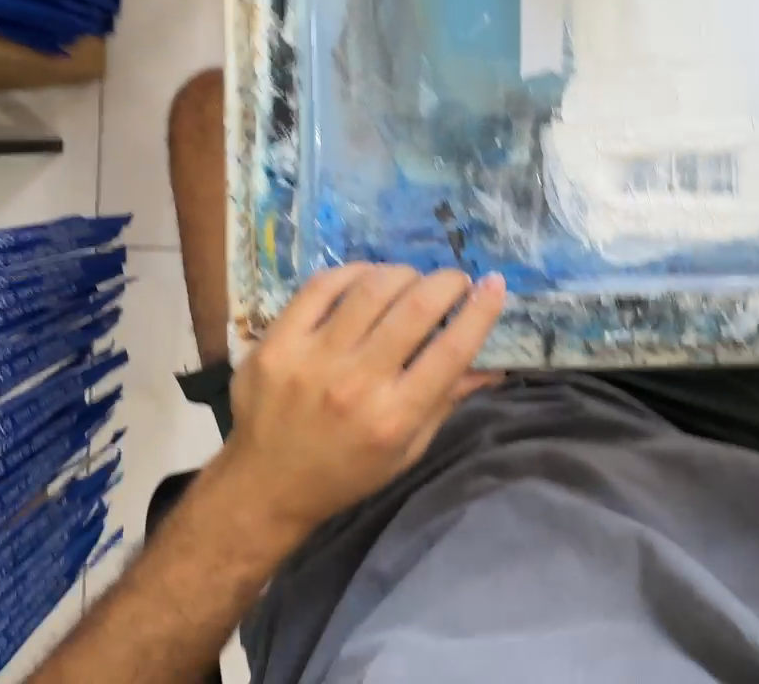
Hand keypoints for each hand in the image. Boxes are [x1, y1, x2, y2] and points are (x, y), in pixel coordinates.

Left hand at [212, 264, 506, 537]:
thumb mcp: (406, 450)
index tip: (495, 285)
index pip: (452, 350)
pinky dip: (355, 272)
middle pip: (416, 307)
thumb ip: (446, 401)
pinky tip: (367, 278)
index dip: (481, 310)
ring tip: (411, 280)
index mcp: (393, 418)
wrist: (263, 486)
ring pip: (372, 287)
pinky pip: (323, 285)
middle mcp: (355, 384)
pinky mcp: (276, 341)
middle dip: (447, 282)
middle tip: (454, 281)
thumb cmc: (345, 472)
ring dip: (403, 273)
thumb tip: (494, 363)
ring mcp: (311, 358)